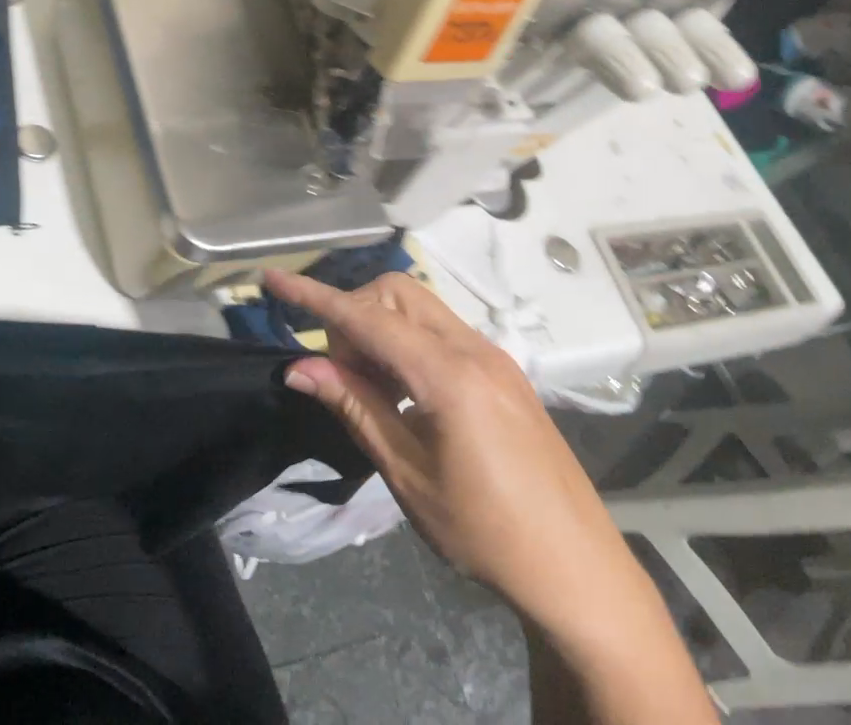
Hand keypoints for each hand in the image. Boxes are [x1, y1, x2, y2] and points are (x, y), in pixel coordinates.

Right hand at [264, 269, 716, 723]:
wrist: (579, 571)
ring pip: (419, 310)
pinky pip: (440, 334)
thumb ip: (354, 407)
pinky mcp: (504, 377)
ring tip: (369, 391)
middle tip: (341, 375)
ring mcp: (496, 361)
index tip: (272, 279)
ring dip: (378, 329)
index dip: (313, 297)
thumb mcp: (406, 473)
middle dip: (352, 314)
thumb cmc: (486, 531)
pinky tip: (403, 397)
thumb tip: (299, 367)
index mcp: (450, 376)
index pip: (366, 318)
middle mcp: (476, 351)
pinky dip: (406, 345)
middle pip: (395, 295)